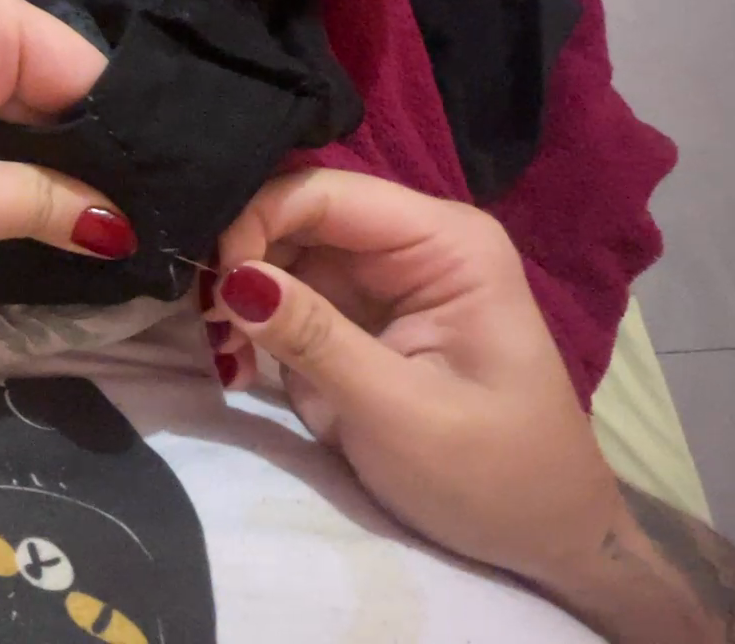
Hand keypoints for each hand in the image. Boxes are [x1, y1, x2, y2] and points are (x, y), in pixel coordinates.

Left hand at [0, 0, 133, 280]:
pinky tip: (20, 196)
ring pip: (13, 99)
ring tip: (89, 228)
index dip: (128, 149)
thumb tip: (122, 224)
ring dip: (38, 159)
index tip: (165, 214)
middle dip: (84, 157)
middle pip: (54, 84)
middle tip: (134, 237)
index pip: (90, 77)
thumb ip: (38, 202)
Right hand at [206, 169, 622, 587]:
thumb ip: (315, 338)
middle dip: (236, 260)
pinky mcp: (339, 308)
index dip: (257, 221)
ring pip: (267, 249)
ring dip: (232, 295)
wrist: (529, 540)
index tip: (219, 286)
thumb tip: (233, 280)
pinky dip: (241, 320)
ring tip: (223, 353)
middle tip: (206, 322)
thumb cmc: (492, 477)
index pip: (324, 193)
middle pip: (287, 214)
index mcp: (442, 242)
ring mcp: (367, 274)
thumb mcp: (401, 413)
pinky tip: (236, 363)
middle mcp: (401, 241)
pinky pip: (269, 289)